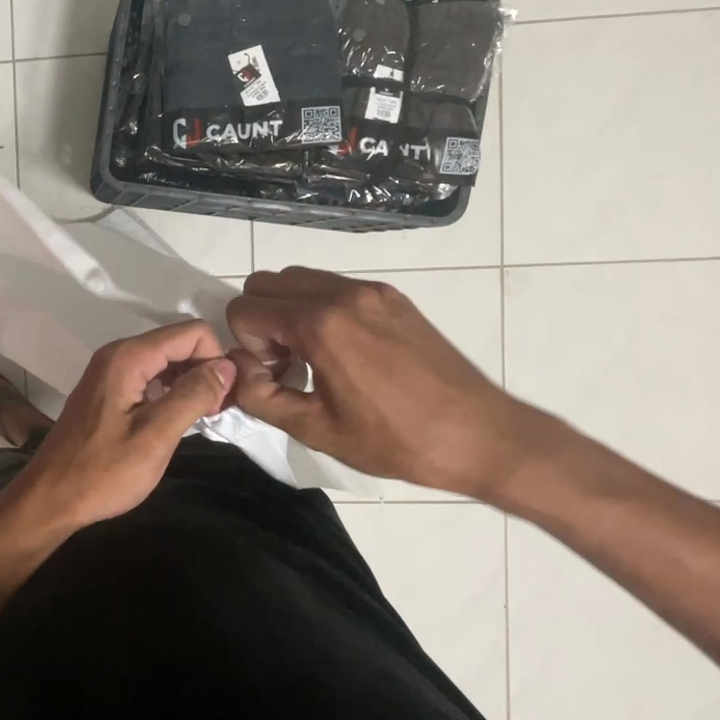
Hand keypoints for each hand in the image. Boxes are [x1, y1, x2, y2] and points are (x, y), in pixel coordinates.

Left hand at [14, 320, 237, 530]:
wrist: (52, 496)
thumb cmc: (103, 471)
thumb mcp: (156, 435)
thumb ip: (193, 396)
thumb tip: (227, 366)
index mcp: (128, 358)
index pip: (191, 332)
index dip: (216, 360)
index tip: (223, 400)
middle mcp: (117, 355)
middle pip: (178, 343)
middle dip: (205, 370)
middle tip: (216, 413)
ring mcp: (109, 372)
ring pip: (165, 360)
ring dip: (189, 382)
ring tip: (201, 418)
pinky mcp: (107, 391)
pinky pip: (149, 377)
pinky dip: (170, 391)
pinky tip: (176, 420)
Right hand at [225, 267, 564, 499]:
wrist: (482, 436)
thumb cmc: (395, 440)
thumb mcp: (314, 430)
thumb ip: (258, 396)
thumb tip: (237, 371)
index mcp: (319, 325)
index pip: (244, 309)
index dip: (247, 347)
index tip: (277, 377)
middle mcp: (341, 294)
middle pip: (265, 283)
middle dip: (262, 322)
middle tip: (288, 364)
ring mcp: (370, 291)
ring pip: (297, 279)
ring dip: (288, 312)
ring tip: (313, 357)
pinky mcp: (392, 297)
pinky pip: (332, 287)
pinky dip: (319, 309)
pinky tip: (343, 353)